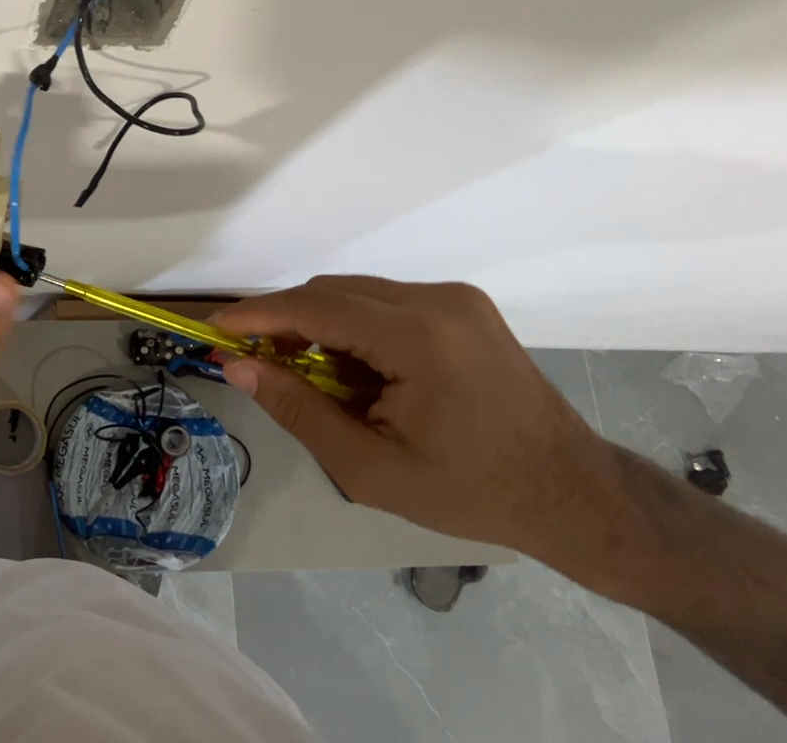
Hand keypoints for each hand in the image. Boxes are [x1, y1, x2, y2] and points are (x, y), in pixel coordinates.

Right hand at [210, 276, 613, 554]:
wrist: (572, 493)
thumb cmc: (469, 490)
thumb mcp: (368, 466)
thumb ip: (297, 409)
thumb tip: (236, 366)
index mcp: (420, 338)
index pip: (316, 306)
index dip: (257, 315)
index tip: (214, 330)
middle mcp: (439, 301)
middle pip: (333, 292)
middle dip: (285, 322)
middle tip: (254, 364)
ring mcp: (457, 300)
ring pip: (356, 295)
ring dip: (319, 326)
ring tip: (305, 376)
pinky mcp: (464, 308)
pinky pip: (385, 304)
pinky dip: (353, 329)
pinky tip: (353, 372)